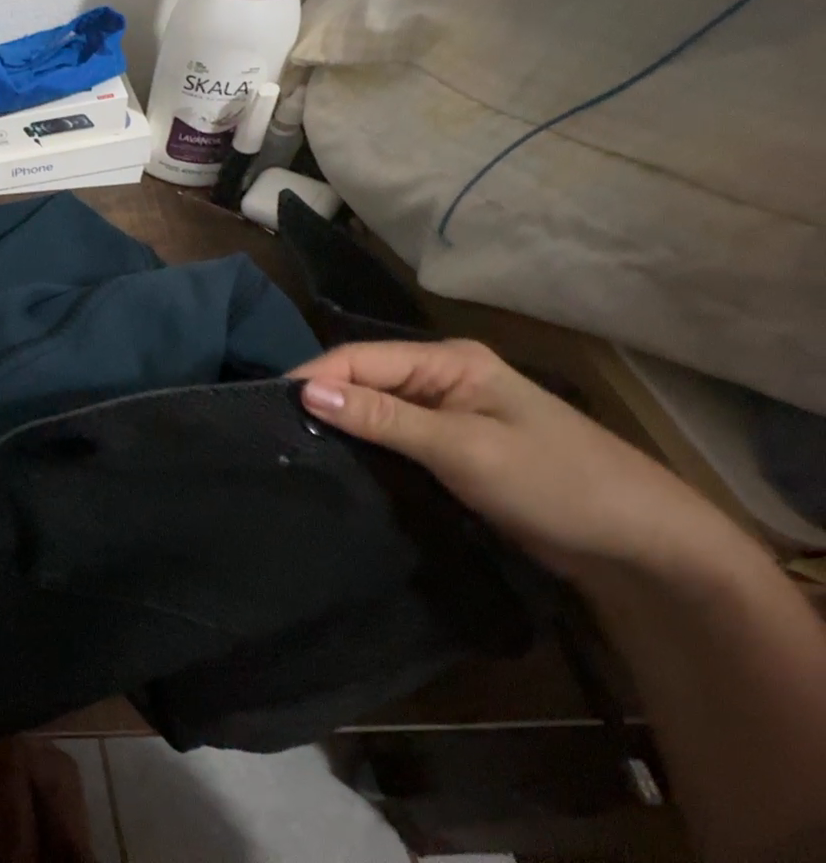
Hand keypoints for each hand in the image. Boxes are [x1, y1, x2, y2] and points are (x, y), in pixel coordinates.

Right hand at [289, 340, 739, 580]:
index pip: (358, 359)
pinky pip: (388, 438)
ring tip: (288, 450)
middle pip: (360, 380)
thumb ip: (384, 420)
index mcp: (449, 362)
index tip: (263, 411)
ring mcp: (446, 415)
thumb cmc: (556, 484)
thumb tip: (306, 393)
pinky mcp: (447, 450)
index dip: (311, 379)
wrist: (640, 546)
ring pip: (370, 411)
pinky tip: (333, 465)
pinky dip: (360, 448)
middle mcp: (442, 379)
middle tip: (268, 436)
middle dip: (316, 402)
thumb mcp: (464, 449)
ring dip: (336, 428)